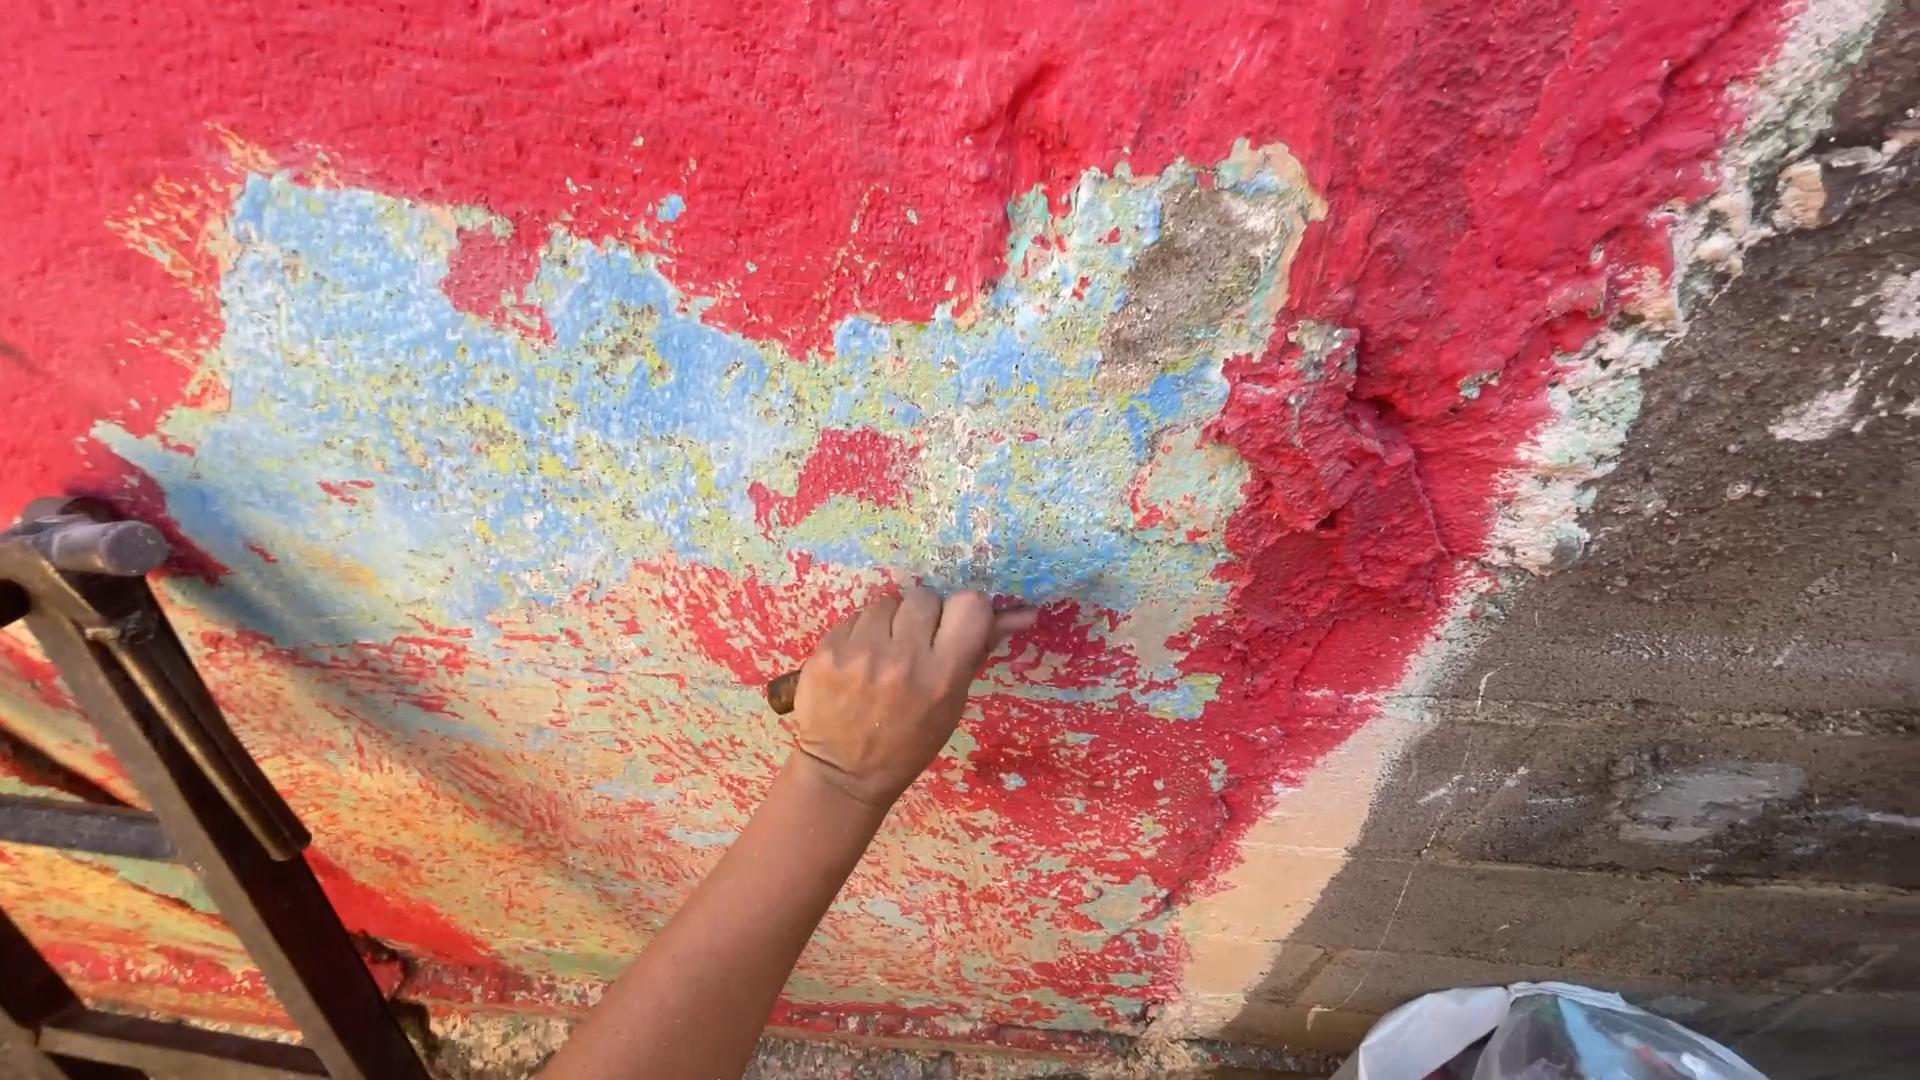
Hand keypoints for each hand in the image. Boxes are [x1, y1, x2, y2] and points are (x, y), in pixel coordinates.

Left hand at [791, 588, 1037, 806]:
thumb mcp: (952, 704)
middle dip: (925, 616)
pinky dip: (862, 631)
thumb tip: (1021, 612)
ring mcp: (861, 652)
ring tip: (884, 653)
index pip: (971, 605)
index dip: (966, 611)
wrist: (842, 772)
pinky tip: (859, 660)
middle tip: (916, 644)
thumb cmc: (908, 742)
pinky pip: (857, 616)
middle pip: (926, 597)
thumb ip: (977, 652)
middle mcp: (903, 658)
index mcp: (942, 676)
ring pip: (888, 601)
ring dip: (891, 621)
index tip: (955, 627)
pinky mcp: (829, 649)